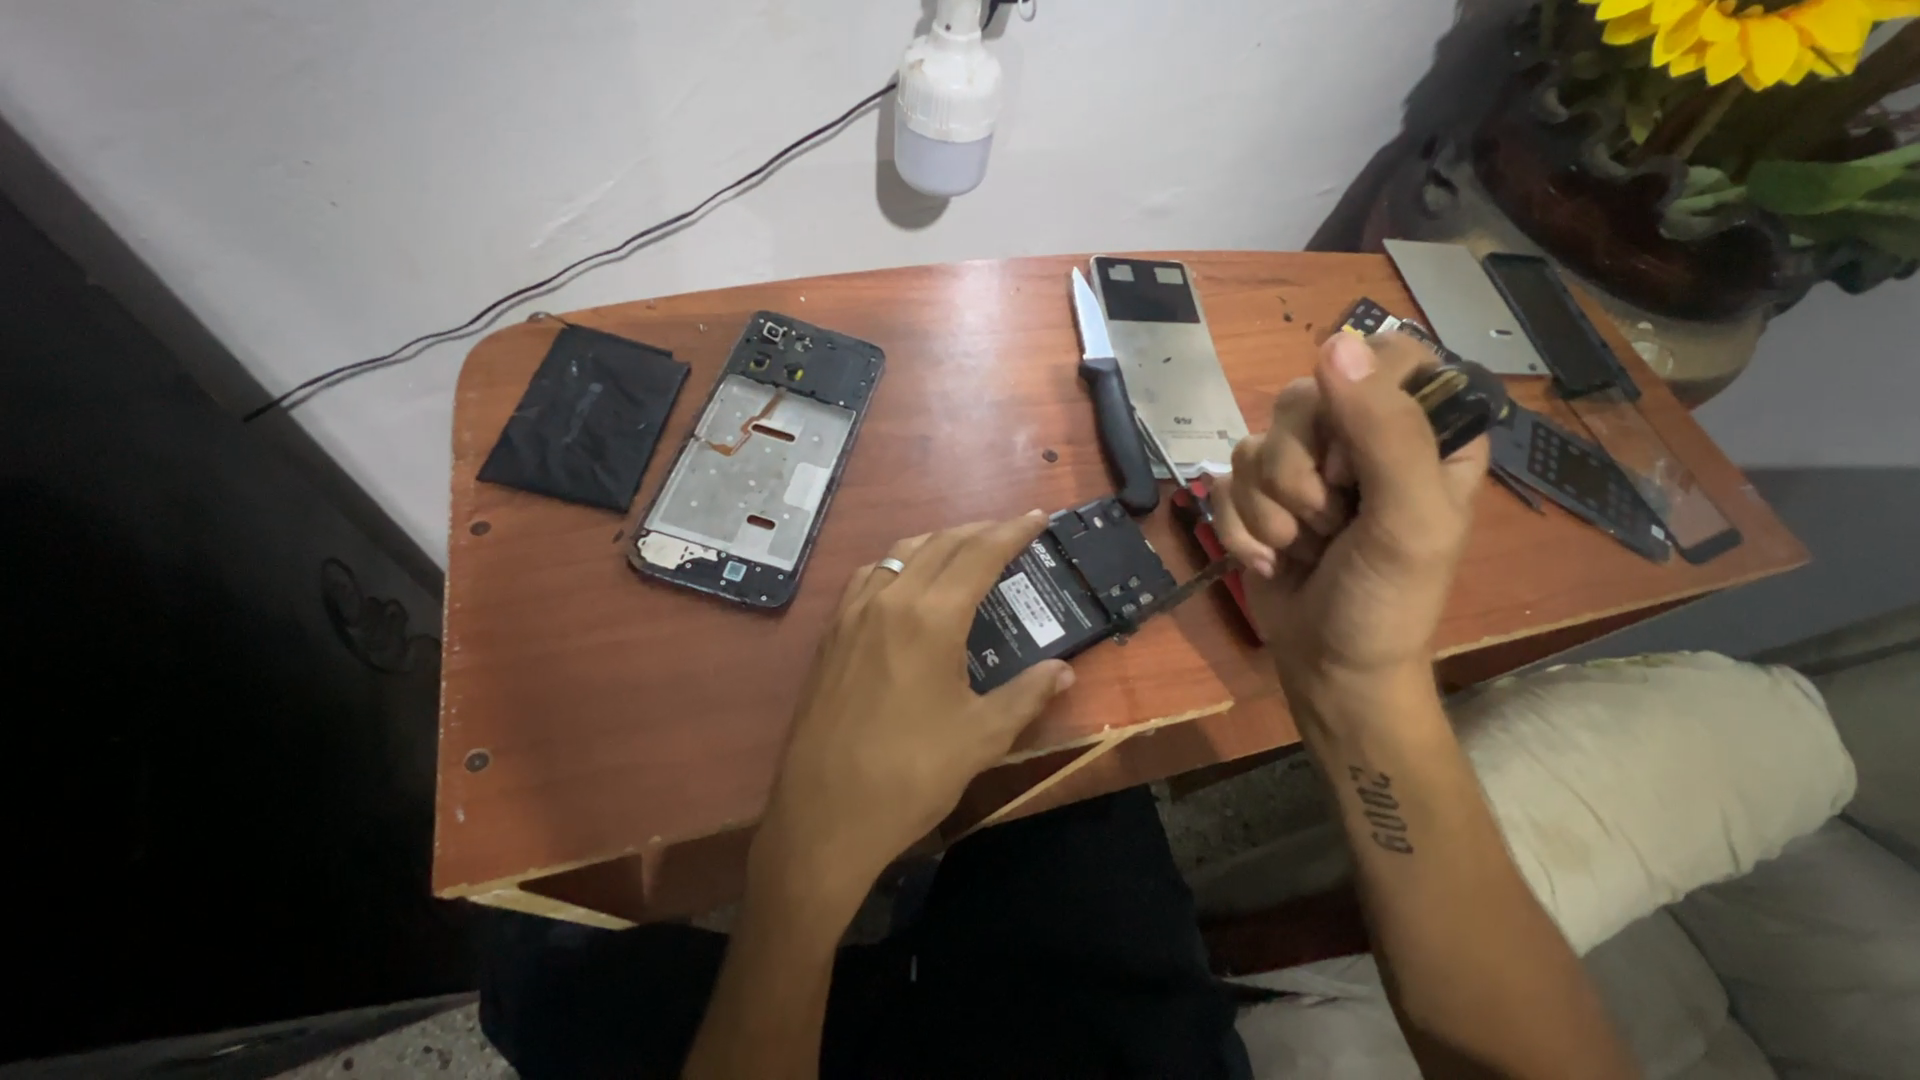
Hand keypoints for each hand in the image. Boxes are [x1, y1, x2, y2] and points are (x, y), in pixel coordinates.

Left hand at [753, 511, 1076, 907]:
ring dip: (936, 544)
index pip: (979, 555)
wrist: (826, 815)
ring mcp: (851, 616)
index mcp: (931, 617)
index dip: (1011, 532)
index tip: (1037, 518)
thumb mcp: (982, 737)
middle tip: (1009, 533)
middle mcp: (889, 601)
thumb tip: (1063, 671)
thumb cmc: (912, 775)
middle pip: (939, 545)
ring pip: (899, 555)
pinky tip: (905, 587)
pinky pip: (868, 579)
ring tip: (962, 552)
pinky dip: (897, 566)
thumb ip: (1027, 695)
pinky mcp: (829, 637)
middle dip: (978, 532)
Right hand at [1212, 331, 1488, 715]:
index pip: (1383, 358)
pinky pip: (1223, 482)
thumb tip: (1334, 341)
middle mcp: (1361, 438)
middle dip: (1299, 474)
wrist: (1332, 669)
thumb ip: (1386, 432)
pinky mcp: (1257, 499)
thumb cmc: (1388, 601)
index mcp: (1425, 431)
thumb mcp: (1410, 521)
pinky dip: (1238, 529)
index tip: (1356, 466)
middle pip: (1302, 398)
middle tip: (1327, 521)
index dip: (1353, 406)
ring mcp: (1303, 468)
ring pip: (1254, 444)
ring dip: (1269, 511)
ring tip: (1300, 550)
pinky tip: (1268, 560)